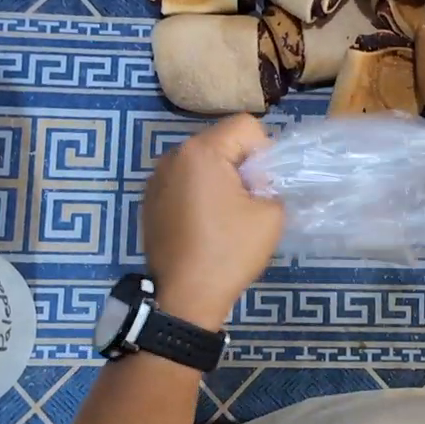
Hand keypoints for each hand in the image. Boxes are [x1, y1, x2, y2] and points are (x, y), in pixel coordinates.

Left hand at [143, 116, 282, 329]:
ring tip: (225, 217)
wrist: (185, 296)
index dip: (264, 153)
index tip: (262, 187)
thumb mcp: (272, 215)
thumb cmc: (229, 252)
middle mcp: (174, 156)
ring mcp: (157, 178)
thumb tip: (260, 181)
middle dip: (241, 165)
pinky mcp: (150, 199)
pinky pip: (185, 181)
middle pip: (222, 141)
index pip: (246, 126)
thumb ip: (274, 184)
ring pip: (203, 161)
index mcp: (202, 152)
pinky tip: (204, 225)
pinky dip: (199, 193)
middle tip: (247, 204)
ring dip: (219, 179)